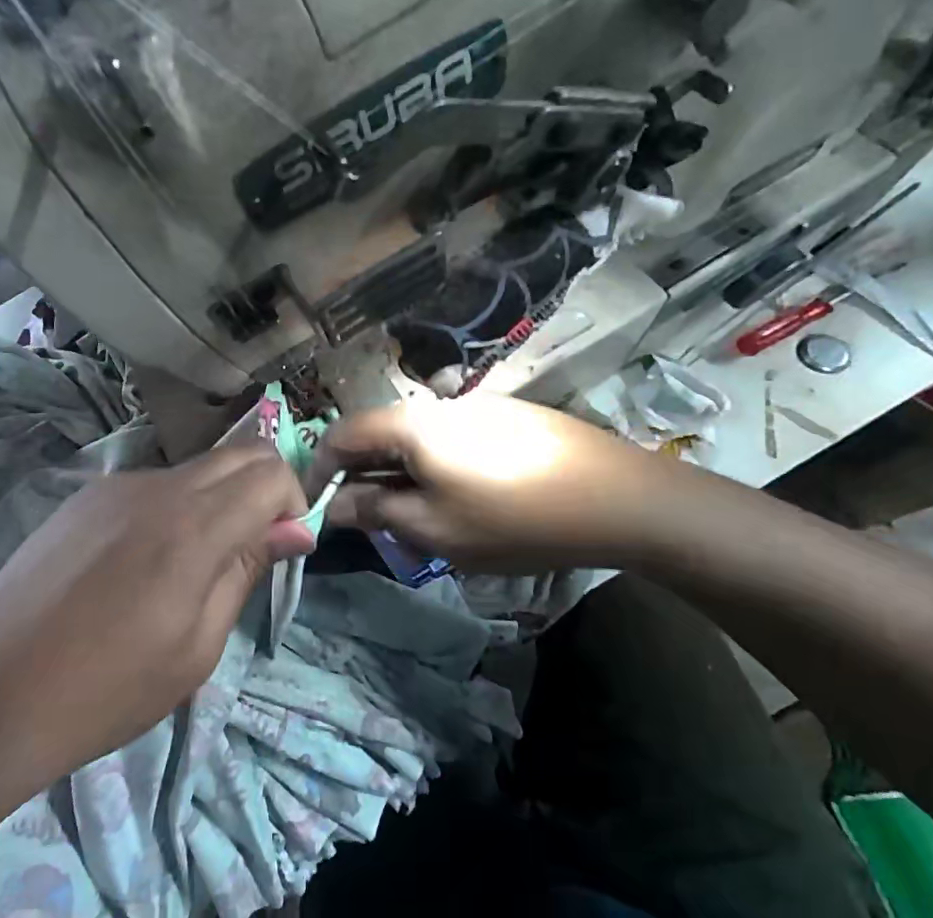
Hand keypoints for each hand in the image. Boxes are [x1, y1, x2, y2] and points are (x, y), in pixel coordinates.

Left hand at [0, 446, 313, 821]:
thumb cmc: (104, 691)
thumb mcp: (197, 648)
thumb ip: (247, 570)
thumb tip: (296, 529)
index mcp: (195, 528)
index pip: (272, 474)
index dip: (294, 503)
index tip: (284, 547)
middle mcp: (159, 488)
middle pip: (241, 453)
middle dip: (267, 487)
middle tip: (256, 545)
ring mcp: (114, 487)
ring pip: (198, 467)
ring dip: (220, 497)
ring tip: (194, 563)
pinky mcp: (82, 500)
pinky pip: (152, 485)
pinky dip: (176, 506)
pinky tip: (143, 563)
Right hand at [310, 395, 696, 574]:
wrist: (617, 498)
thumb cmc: (512, 519)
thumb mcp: (433, 528)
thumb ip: (375, 512)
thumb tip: (334, 505)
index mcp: (411, 423)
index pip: (342, 434)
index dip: (319, 470)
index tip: (316, 507)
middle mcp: (440, 403)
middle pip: (381, 434)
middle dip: (362, 476)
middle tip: (369, 522)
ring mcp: (480, 407)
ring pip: (418, 439)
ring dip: (401, 474)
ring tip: (418, 517)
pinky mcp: (511, 418)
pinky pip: (453, 440)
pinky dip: (437, 468)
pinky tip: (464, 499)